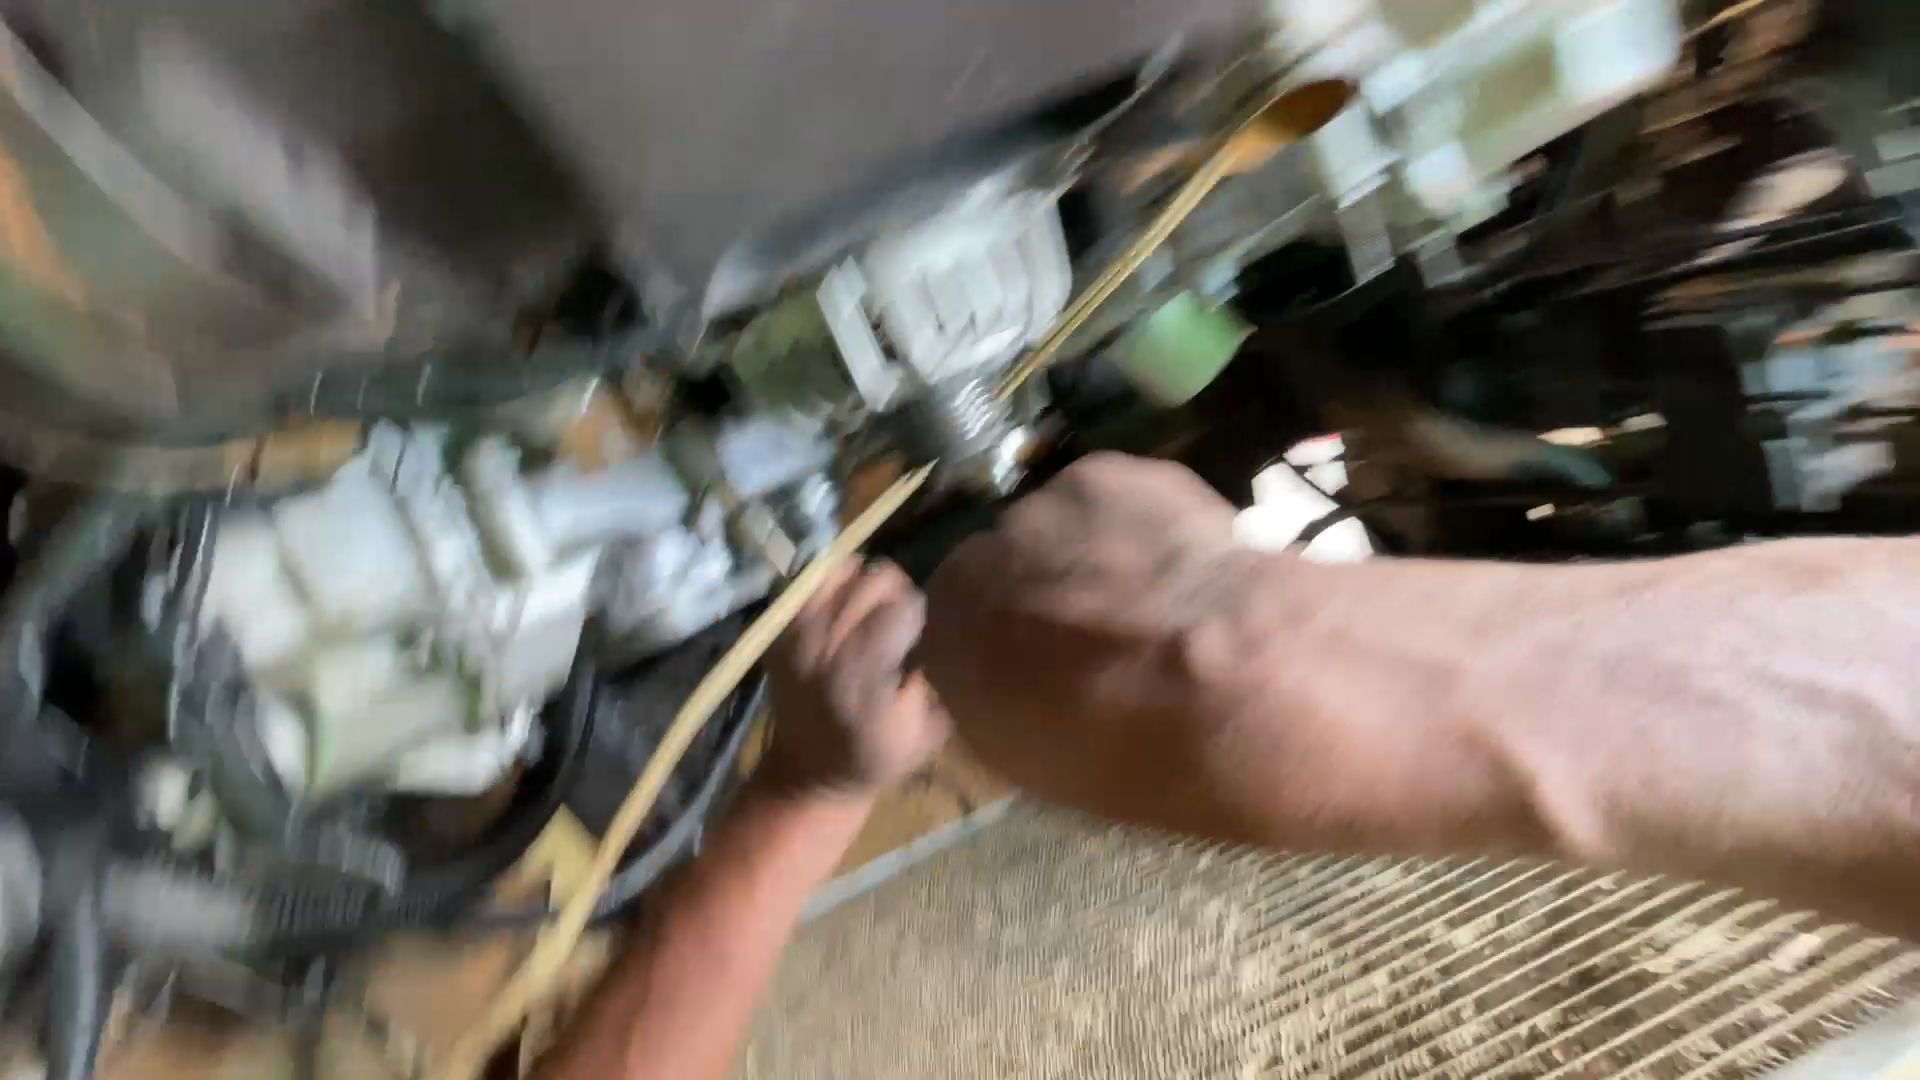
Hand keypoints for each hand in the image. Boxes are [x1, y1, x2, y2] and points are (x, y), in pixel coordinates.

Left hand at [760, 559, 948, 799]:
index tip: (918, 634)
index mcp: (864, 671)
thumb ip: (935, 679)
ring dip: (863, 583)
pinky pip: (810, 579)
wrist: (809, 773)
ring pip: (844, 568)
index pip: (904, 605)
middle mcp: (826, 643)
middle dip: (896, 594)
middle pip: (876, 579)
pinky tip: (841, 608)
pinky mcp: (778, 629)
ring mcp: (797, 632)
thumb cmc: (874, 757)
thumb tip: (937, 633)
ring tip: (868, 609)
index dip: (918, 614)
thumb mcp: (923, 732)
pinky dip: (831, 584)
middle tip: (897, 621)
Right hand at [919, 454, 1274, 832]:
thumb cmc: (1119, 748)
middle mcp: (979, 558)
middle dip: (1047, 586)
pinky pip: (1116, 498)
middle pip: (1012, 562)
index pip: (966, 618)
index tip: (1051, 656)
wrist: (1212, 684)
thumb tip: (1013, 675)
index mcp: (949, 631)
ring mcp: (1042, 506)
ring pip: (1065, 525)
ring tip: (1157, 595)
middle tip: (1109, 627)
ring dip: (1096, 550)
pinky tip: (1181, 561)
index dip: (1012, 634)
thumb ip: (1000, 696)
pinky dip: (1142, 521)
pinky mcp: (1105, 474)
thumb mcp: (1035, 758)